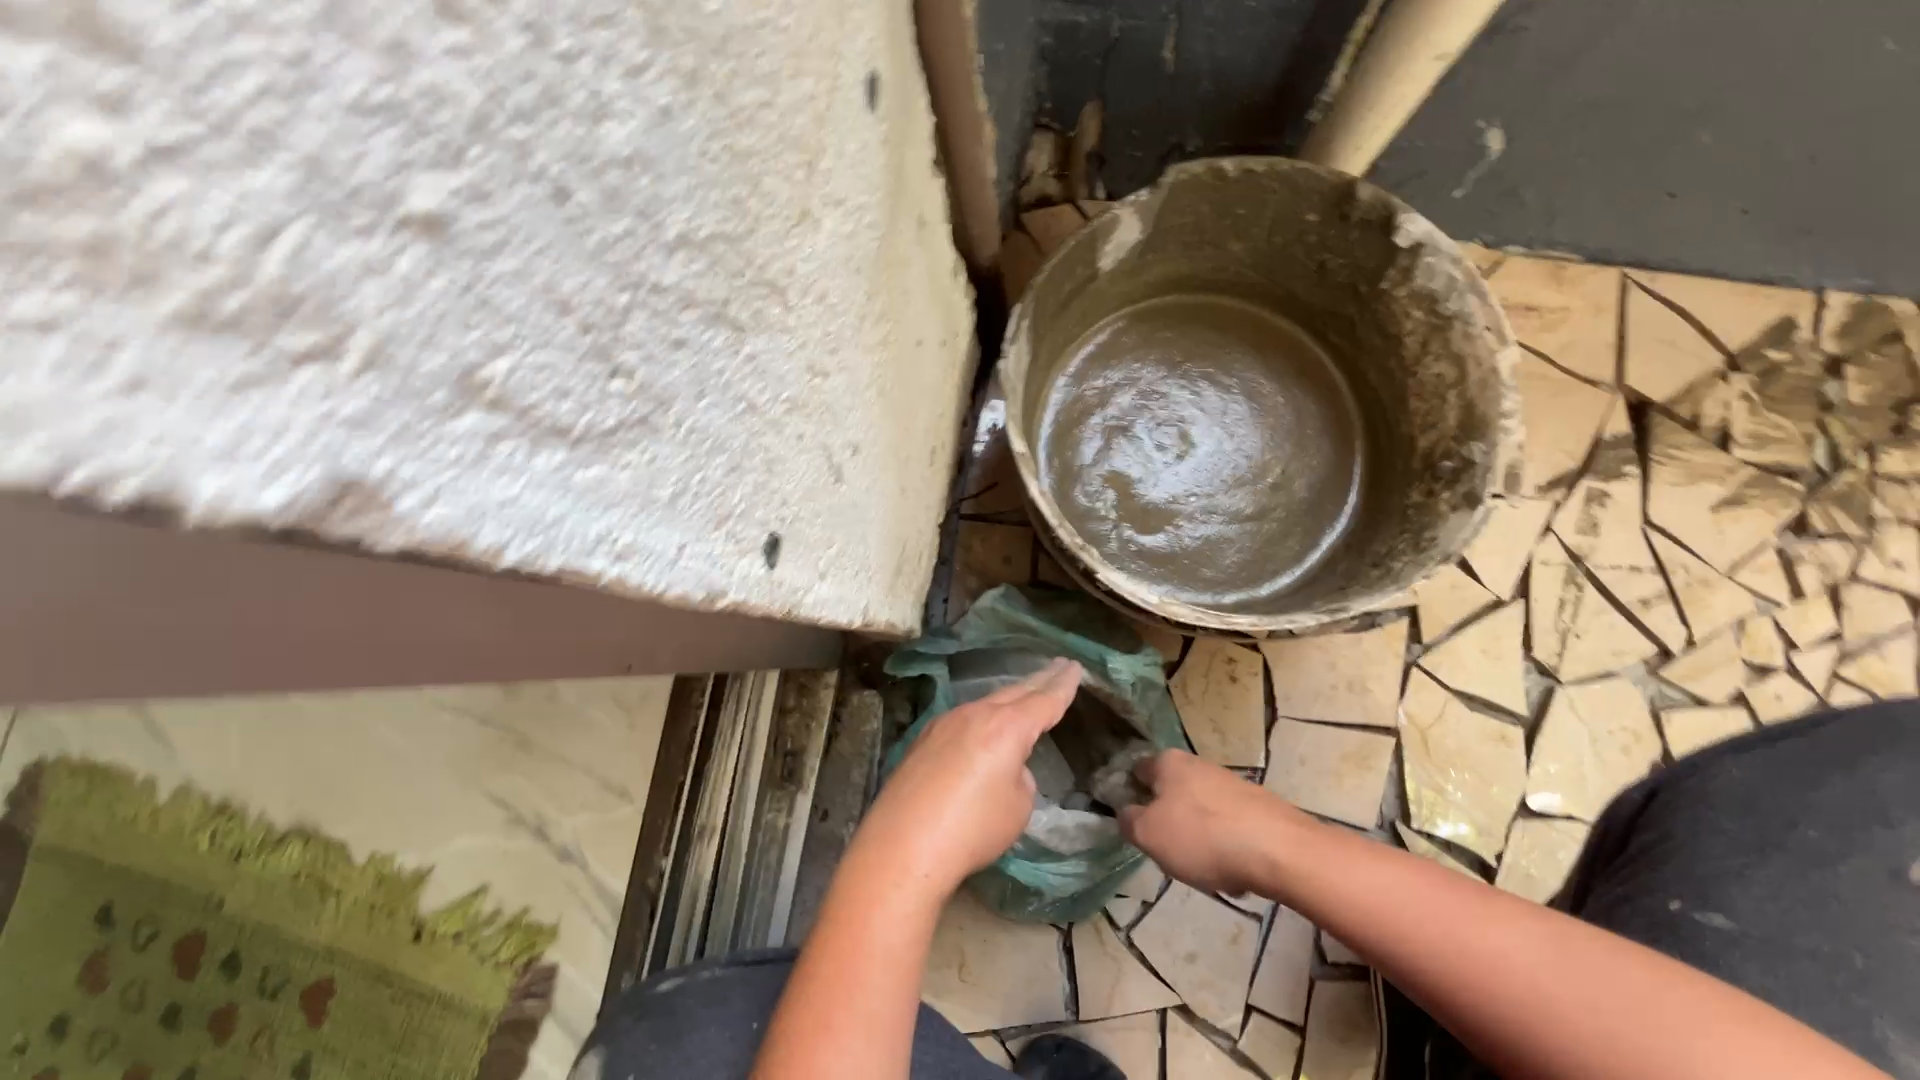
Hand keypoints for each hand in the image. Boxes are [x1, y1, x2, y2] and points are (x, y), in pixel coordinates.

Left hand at [852, 658, 1082, 897]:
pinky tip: (984, 725)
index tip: (1076, 668)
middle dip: (1040, 679)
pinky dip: (983, 717)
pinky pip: (963, 720)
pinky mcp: (922, 741)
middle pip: (1014, 692)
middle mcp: (974, 715)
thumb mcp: (1018, 807)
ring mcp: (943, 724)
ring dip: (1009, 698)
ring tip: (1025, 692)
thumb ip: (1020, 777)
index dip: (1064, 685)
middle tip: (1060, 665)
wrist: (903, 846)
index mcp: (1006, 727)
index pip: (1044, 700)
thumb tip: (1004, 767)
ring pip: (985, 704)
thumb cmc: (972, 830)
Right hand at [1119, 749, 1308, 896]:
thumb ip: (1129, 821)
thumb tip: (1127, 813)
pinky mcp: (1260, 808)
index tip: (1132, 823)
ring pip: (1202, 817)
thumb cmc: (1202, 837)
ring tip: (1208, 872)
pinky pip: (1231, 832)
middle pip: (1172, 796)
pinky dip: (1228, 851)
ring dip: (1200, 843)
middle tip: (1169, 854)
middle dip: (1170, 825)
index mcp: (1169, 763)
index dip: (1130, 795)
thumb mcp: (1148, 834)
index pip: (1138, 771)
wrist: (1280, 851)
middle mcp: (1200, 765)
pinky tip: (1236, 874)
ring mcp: (1234, 785)